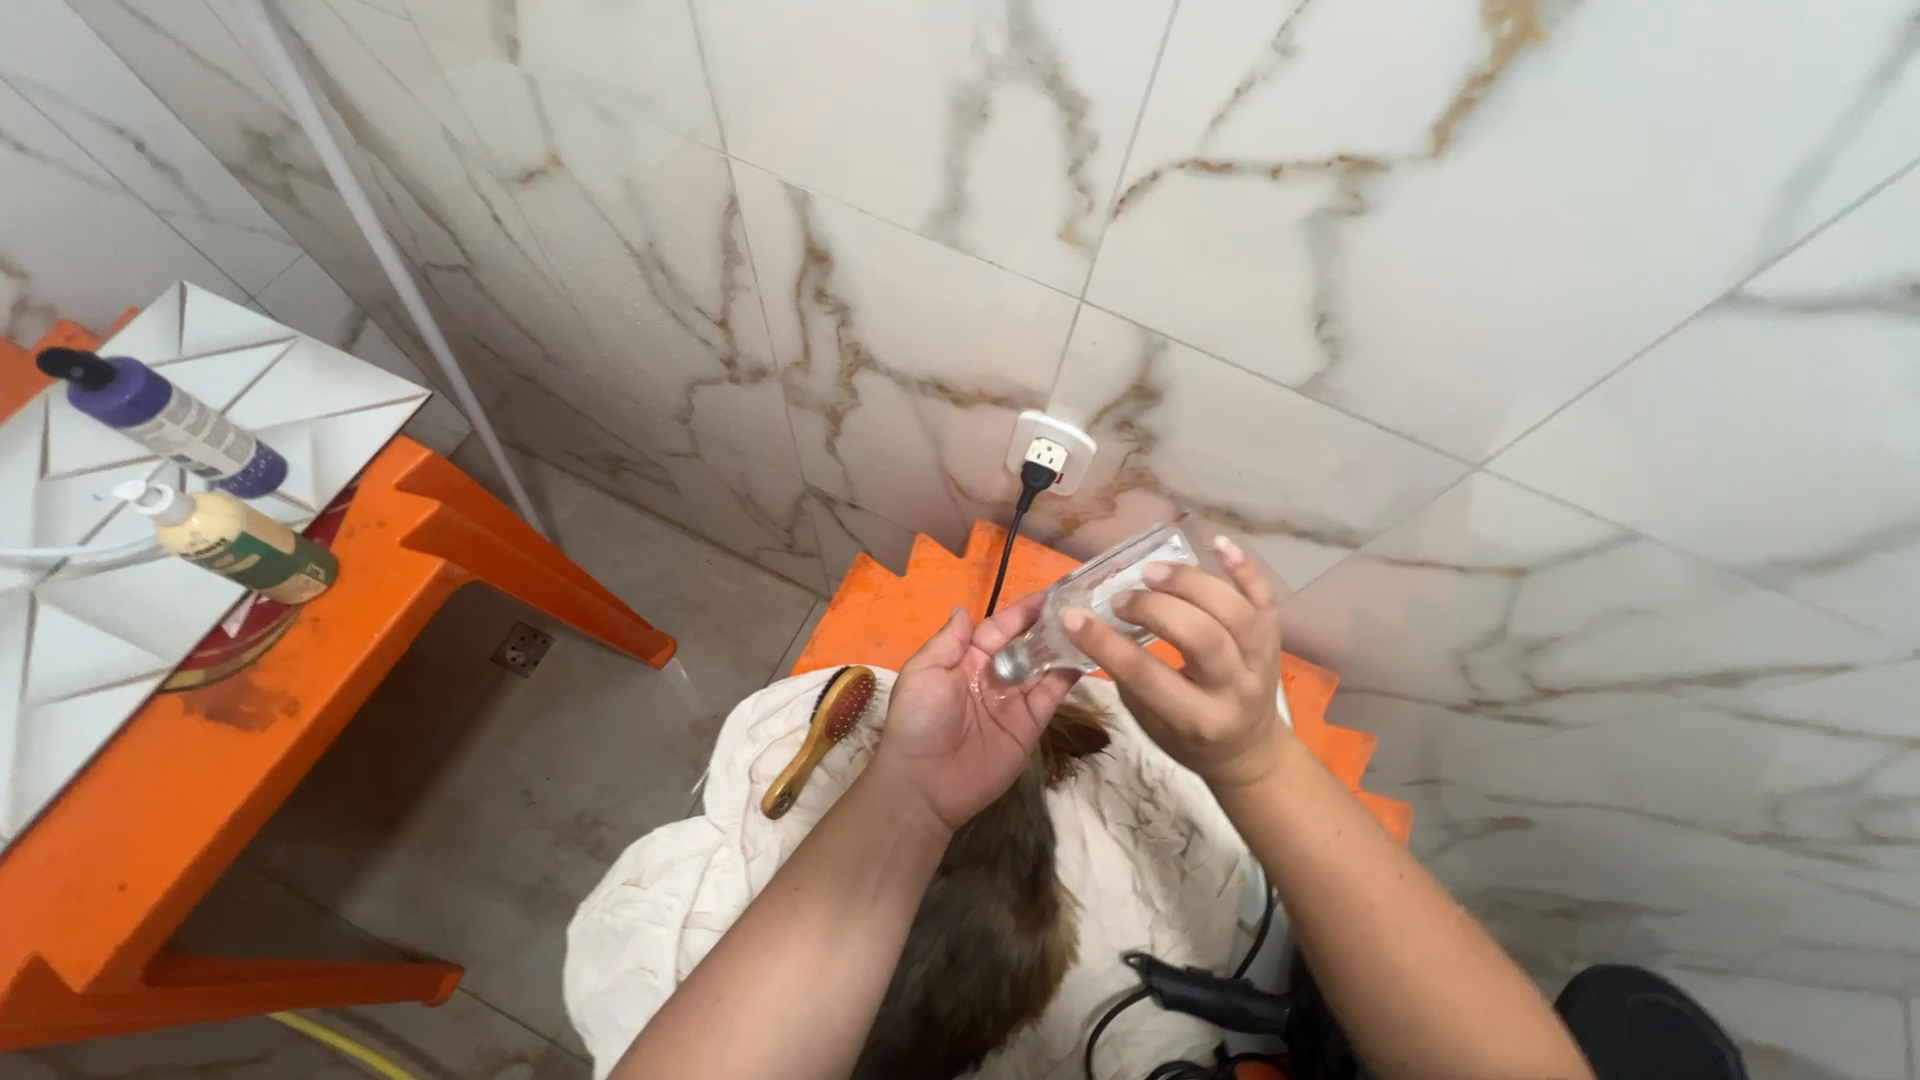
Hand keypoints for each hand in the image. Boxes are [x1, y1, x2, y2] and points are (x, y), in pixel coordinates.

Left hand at [870, 603, 1080, 831]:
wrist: (924, 783)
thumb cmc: (918, 721)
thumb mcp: (924, 672)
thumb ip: (949, 641)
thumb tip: (963, 609)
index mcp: (966, 659)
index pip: (999, 627)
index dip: (1022, 611)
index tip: (1050, 593)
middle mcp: (993, 675)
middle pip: (1026, 643)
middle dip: (1048, 624)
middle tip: (1079, 603)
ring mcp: (1014, 700)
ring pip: (1043, 666)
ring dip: (1063, 645)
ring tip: (1088, 624)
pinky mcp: (1030, 725)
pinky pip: (1052, 695)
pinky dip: (1068, 676)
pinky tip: (1085, 655)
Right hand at [1063, 535, 1291, 791]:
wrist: (1248, 748)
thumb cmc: (1186, 735)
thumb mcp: (1148, 720)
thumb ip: (1128, 674)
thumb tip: (1093, 621)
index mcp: (1197, 720)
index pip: (1147, 675)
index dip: (1104, 643)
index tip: (1072, 617)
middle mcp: (1235, 690)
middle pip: (1202, 638)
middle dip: (1154, 608)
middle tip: (1122, 598)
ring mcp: (1262, 661)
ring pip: (1234, 612)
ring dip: (1190, 584)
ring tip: (1152, 571)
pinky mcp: (1275, 638)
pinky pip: (1265, 597)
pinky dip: (1243, 567)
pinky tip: (1216, 543)